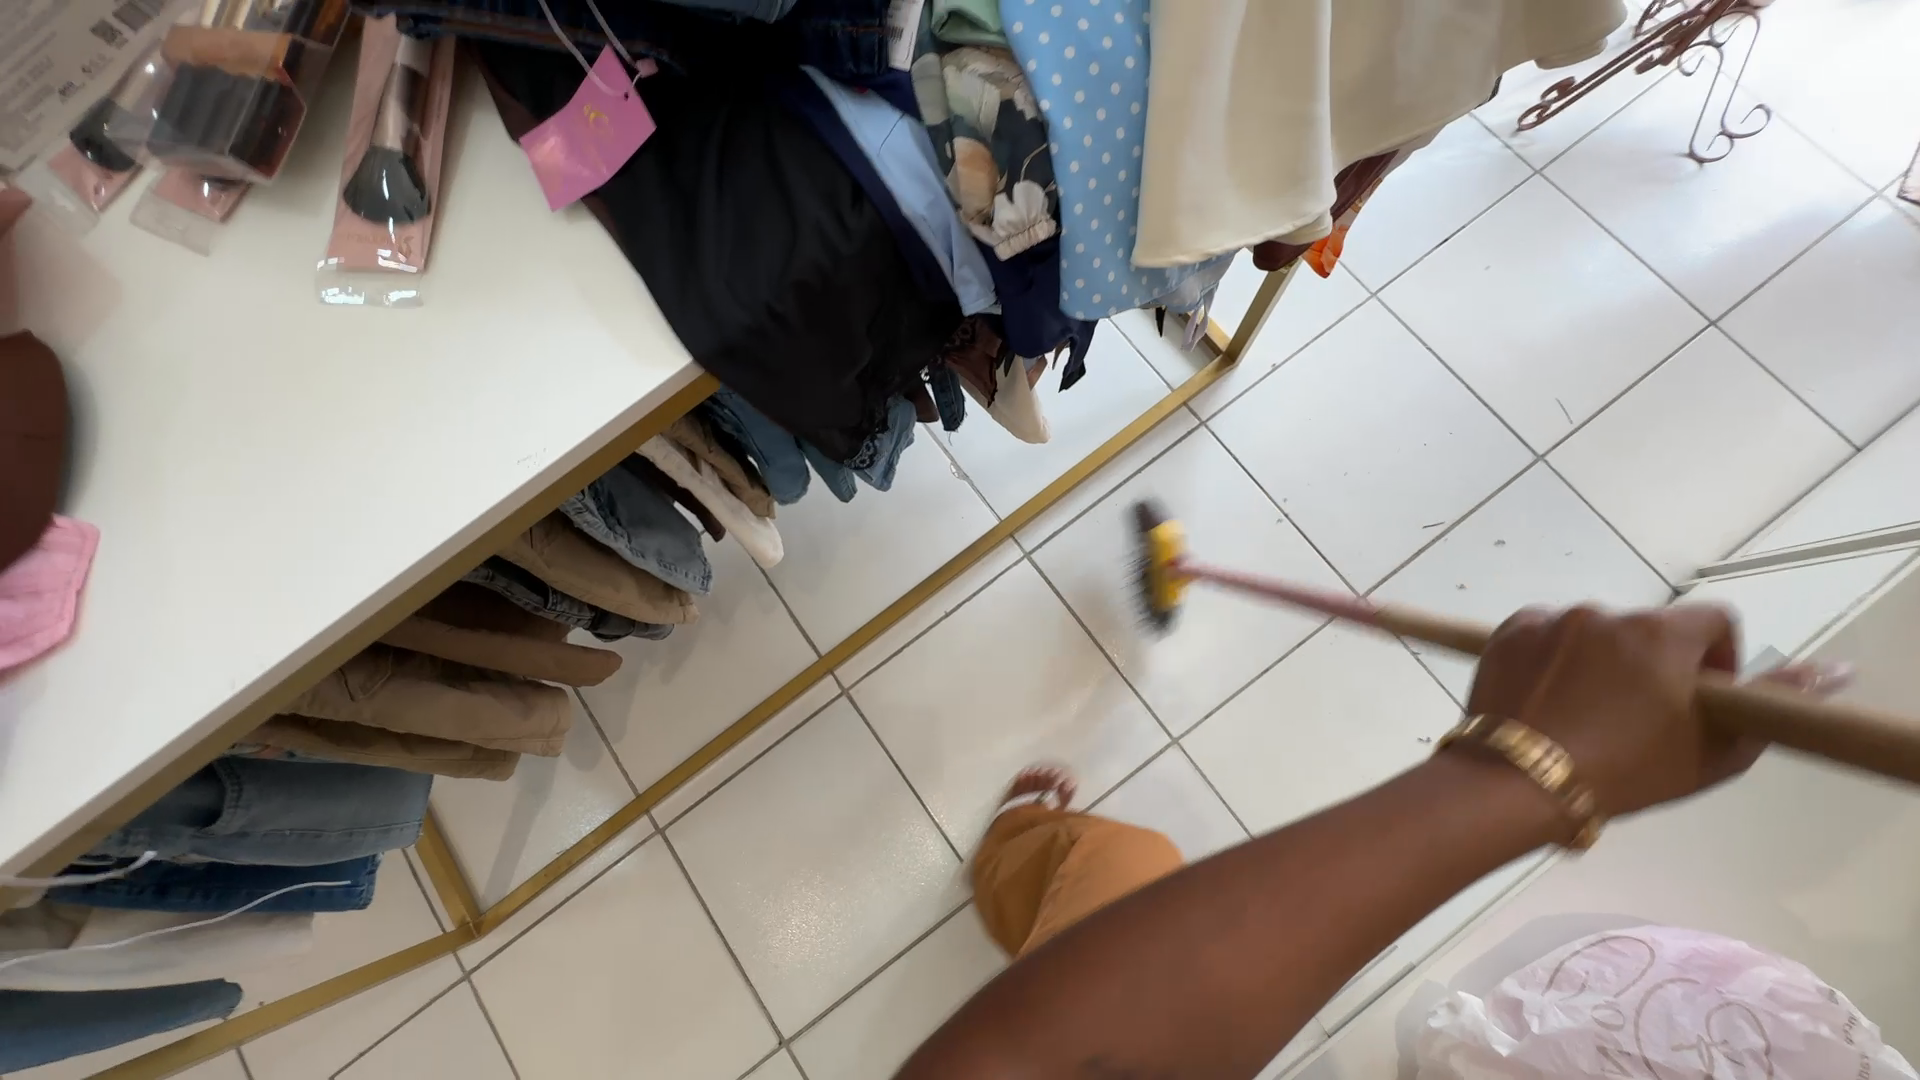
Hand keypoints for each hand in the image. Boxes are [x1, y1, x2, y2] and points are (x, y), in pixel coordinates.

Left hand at [1464, 605, 1762, 819]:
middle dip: (1652, 661)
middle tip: (1635, 710)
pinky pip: (1543, 635)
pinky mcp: (1504, 634)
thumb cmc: (1626, 769)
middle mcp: (1599, 613)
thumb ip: (1772, 702)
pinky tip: (1546, 696)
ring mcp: (1545, 620)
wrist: (1521, 776)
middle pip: (1645, 629)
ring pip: (1591, 632)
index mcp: (1658, 632)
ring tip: (1584, 708)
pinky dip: (1550, 657)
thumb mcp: (1716, 747)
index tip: (1698, 694)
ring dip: (1598, 657)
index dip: (1717, 657)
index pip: (1714, 620)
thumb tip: (1834, 668)